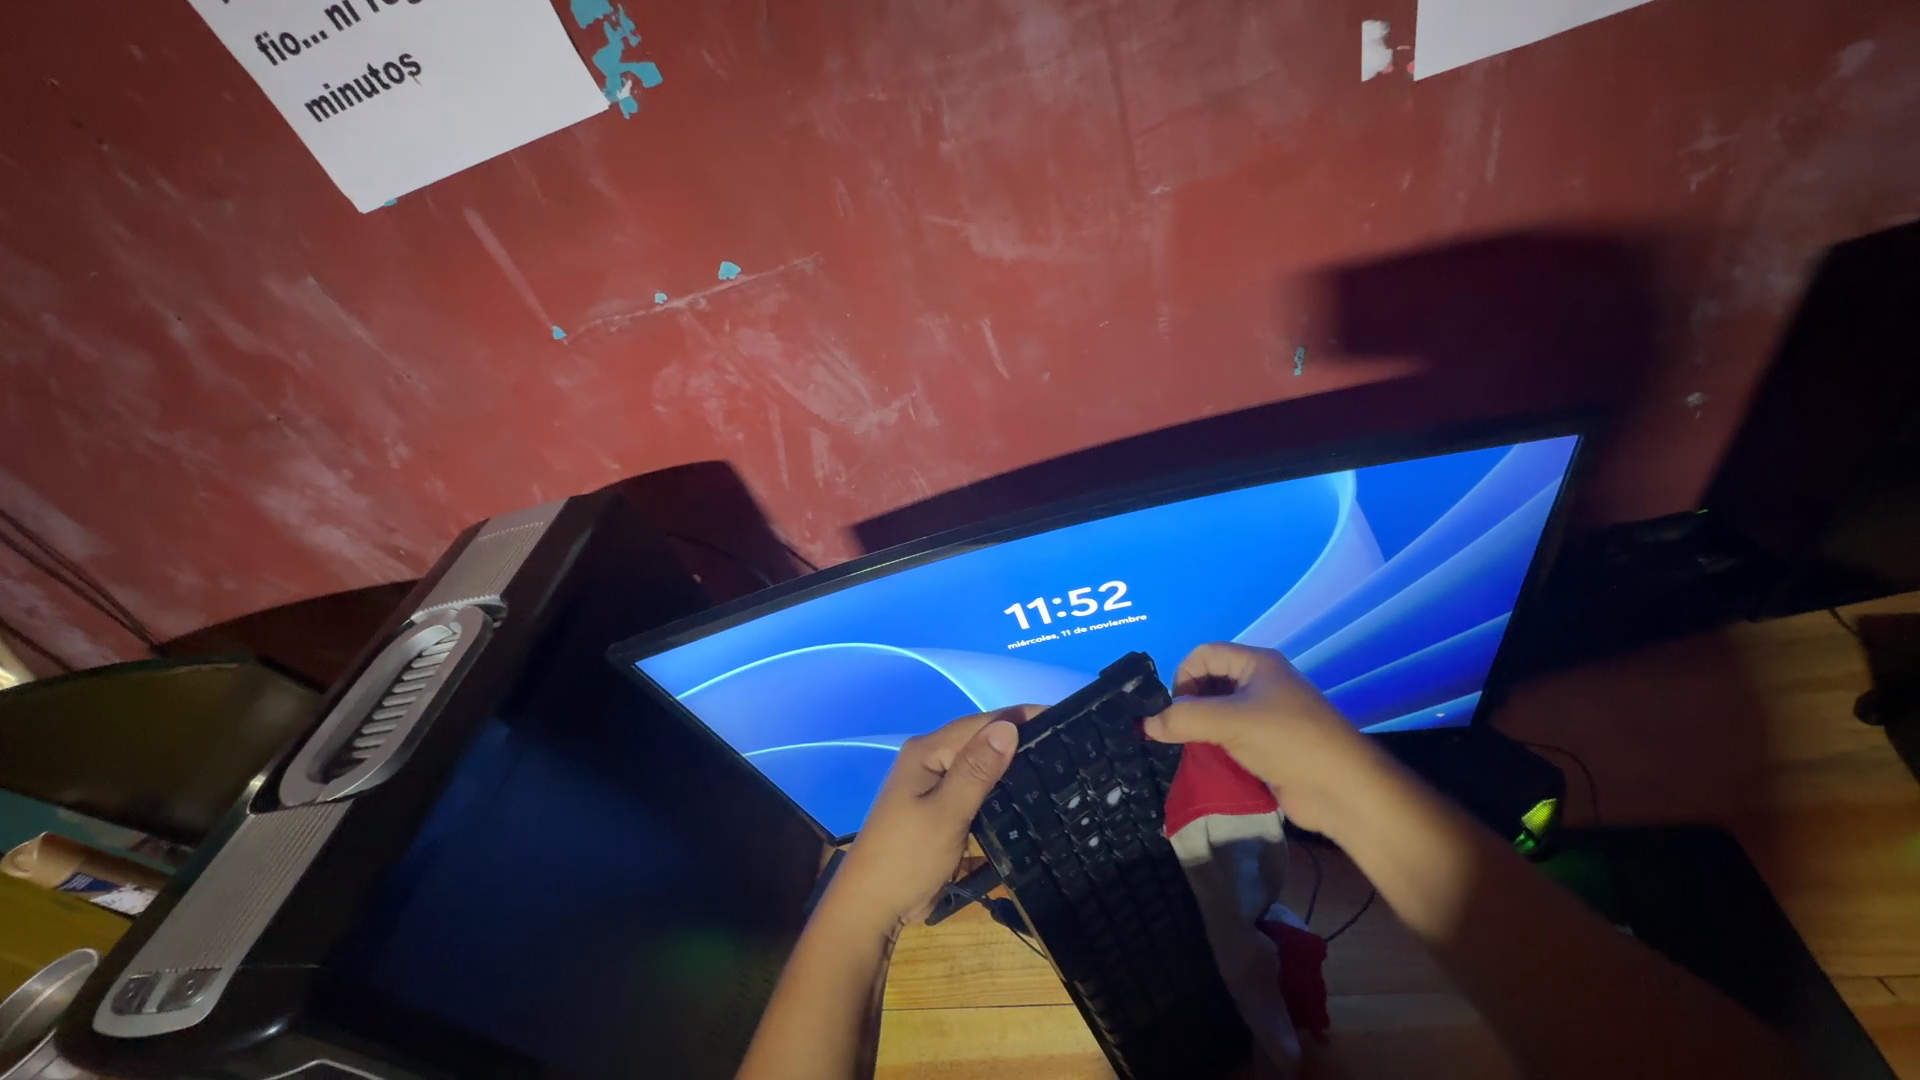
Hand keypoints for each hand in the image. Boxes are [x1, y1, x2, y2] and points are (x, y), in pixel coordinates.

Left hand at [823, 705, 1041, 935]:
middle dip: (1017, 738)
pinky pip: (973, 788)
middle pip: (980, 740)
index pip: (981, 723)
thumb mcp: (947, 814)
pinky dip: (996, 789)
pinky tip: (1022, 796)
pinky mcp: (939, 809)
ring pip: (978, 764)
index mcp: (927, 752)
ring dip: (1008, 764)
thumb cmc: (907, 859)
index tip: (1062, 719)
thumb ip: (977, 770)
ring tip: (1052, 766)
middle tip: (1064, 746)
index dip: (1020, 718)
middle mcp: (929, 760)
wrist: (872, 908)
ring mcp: (932, 785)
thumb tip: (1008, 726)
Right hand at [1143, 643, 1384, 833]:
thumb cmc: (1288, 740)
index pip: (1204, 654)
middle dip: (1188, 704)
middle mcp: (1261, 684)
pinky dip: (1215, 747)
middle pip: (1210, 682)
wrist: (1342, 790)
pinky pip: (1230, 738)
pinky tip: (1207, 763)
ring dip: (1200, 729)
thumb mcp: (1230, 722)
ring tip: (1188, 749)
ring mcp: (1266, 716)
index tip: (1174, 708)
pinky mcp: (1268, 746)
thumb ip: (1183, 719)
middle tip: (1177, 732)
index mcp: (1257, 664)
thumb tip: (1146, 723)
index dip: (1183, 676)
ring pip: (1218, 713)